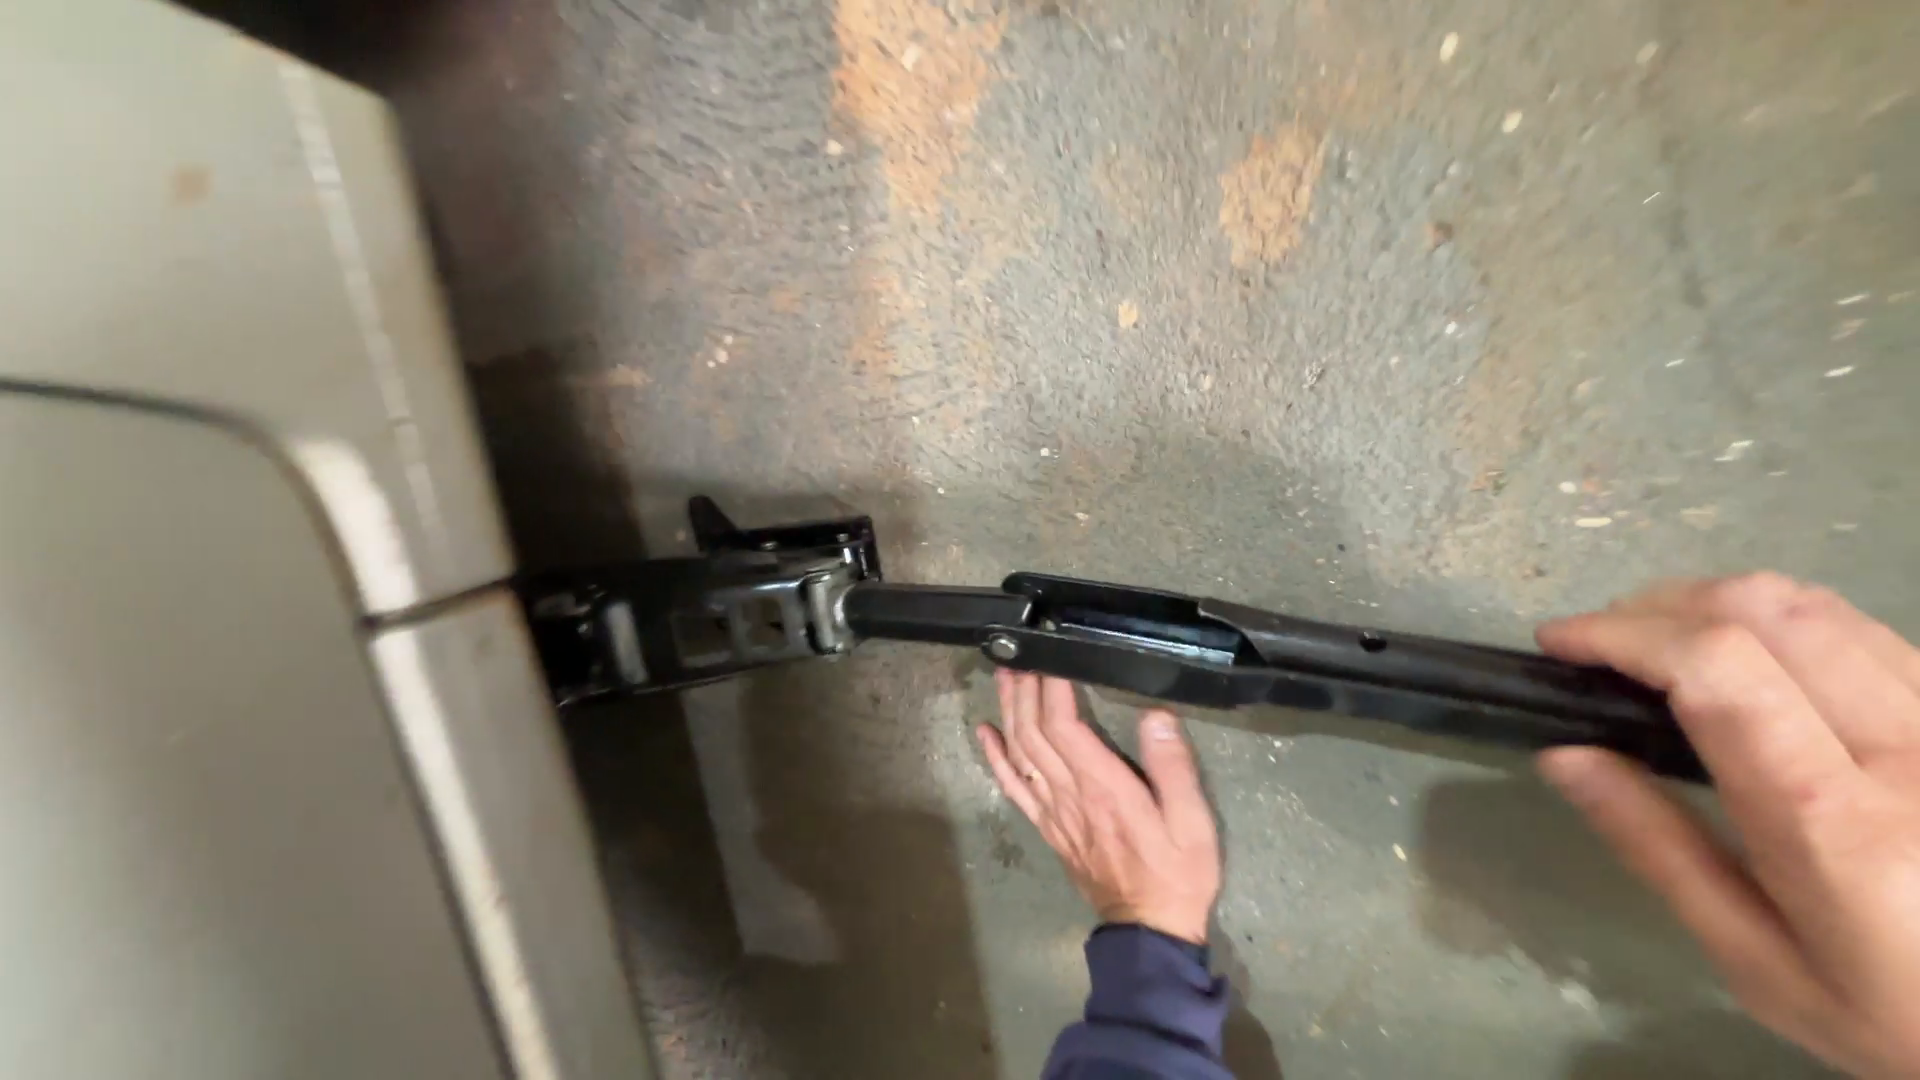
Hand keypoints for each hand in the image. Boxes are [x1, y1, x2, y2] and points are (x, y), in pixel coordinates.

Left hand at [975, 671, 1220, 943]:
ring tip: (1003, 676)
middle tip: (1020, 656)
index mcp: (1102, 785)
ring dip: (1008, 711)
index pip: (1064, 724)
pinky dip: (994, 756)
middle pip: (1033, 732)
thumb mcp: (1192, 821)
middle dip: (1024, 690)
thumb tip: (1155, 714)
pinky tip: (985, 732)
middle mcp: (1067, 793)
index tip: (1052, 655)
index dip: (1052, 687)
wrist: (1148, 929)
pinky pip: (1012, 786)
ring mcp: (1051, 810)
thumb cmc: (1175, 872)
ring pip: (1019, 752)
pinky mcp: (1046, 825)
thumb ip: (1173, 766)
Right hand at [1536, 573, 1919, 1076]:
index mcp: (1837, 823)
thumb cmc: (1907, 1017)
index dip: (1620, 634)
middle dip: (1652, 607)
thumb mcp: (1760, 963)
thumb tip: (1562, 754)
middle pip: (1762, 609)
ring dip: (1709, 604)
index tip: (1558, 644)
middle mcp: (1914, 751)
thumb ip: (1657, 849)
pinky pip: (1857, 628)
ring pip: (1813, 605)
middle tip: (1598, 644)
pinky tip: (1739, 661)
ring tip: (1656, 643)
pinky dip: (1771, 622)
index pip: (1717, 668)